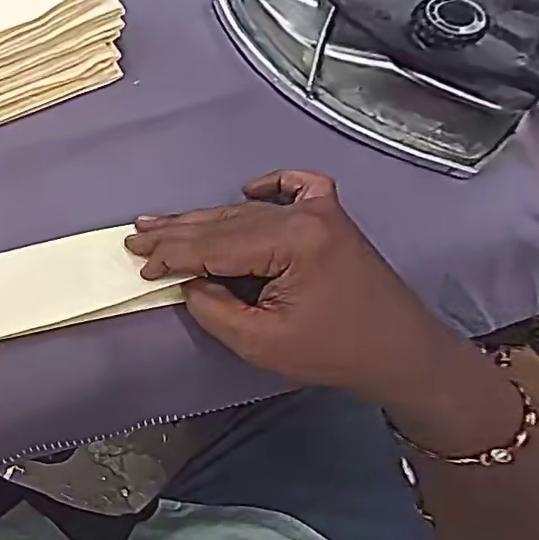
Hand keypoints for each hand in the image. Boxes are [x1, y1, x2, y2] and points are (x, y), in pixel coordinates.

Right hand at [126, 170, 515, 445]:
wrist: (402, 353)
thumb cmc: (334, 354)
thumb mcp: (261, 343)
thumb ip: (215, 308)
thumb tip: (191, 282)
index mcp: (292, 242)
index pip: (215, 244)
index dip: (172, 256)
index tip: (140, 264)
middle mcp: (305, 216)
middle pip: (226, 222)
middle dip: (177, 233)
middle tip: (136, 235)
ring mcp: (322, 213)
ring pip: (248, 211)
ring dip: (205, 219)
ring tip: (163, 222)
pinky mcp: (333, 221)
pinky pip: (299, 189)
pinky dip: (273, 186)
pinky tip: (250, 187)